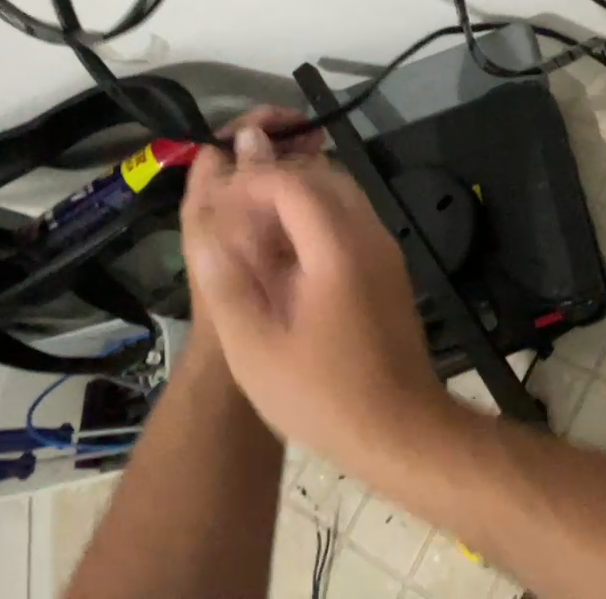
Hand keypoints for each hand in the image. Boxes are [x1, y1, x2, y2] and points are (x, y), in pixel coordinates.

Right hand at [179, 113, 447, 465]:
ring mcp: (387, 252)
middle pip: (326, 180)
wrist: (398, 424)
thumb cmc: (321, 394)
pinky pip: (354, 224)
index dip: (253, 182)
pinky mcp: (390, 270)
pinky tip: (287, 259)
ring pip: (343, 199)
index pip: (297, 183)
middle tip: (233, 211)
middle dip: (276, 184)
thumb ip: (229, 285)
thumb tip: (207, 236)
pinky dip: (318, 223)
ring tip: (253, 233)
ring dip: (298, 202)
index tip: (218, 200)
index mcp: (339, 248)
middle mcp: (371, 237)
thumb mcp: (255, 349)